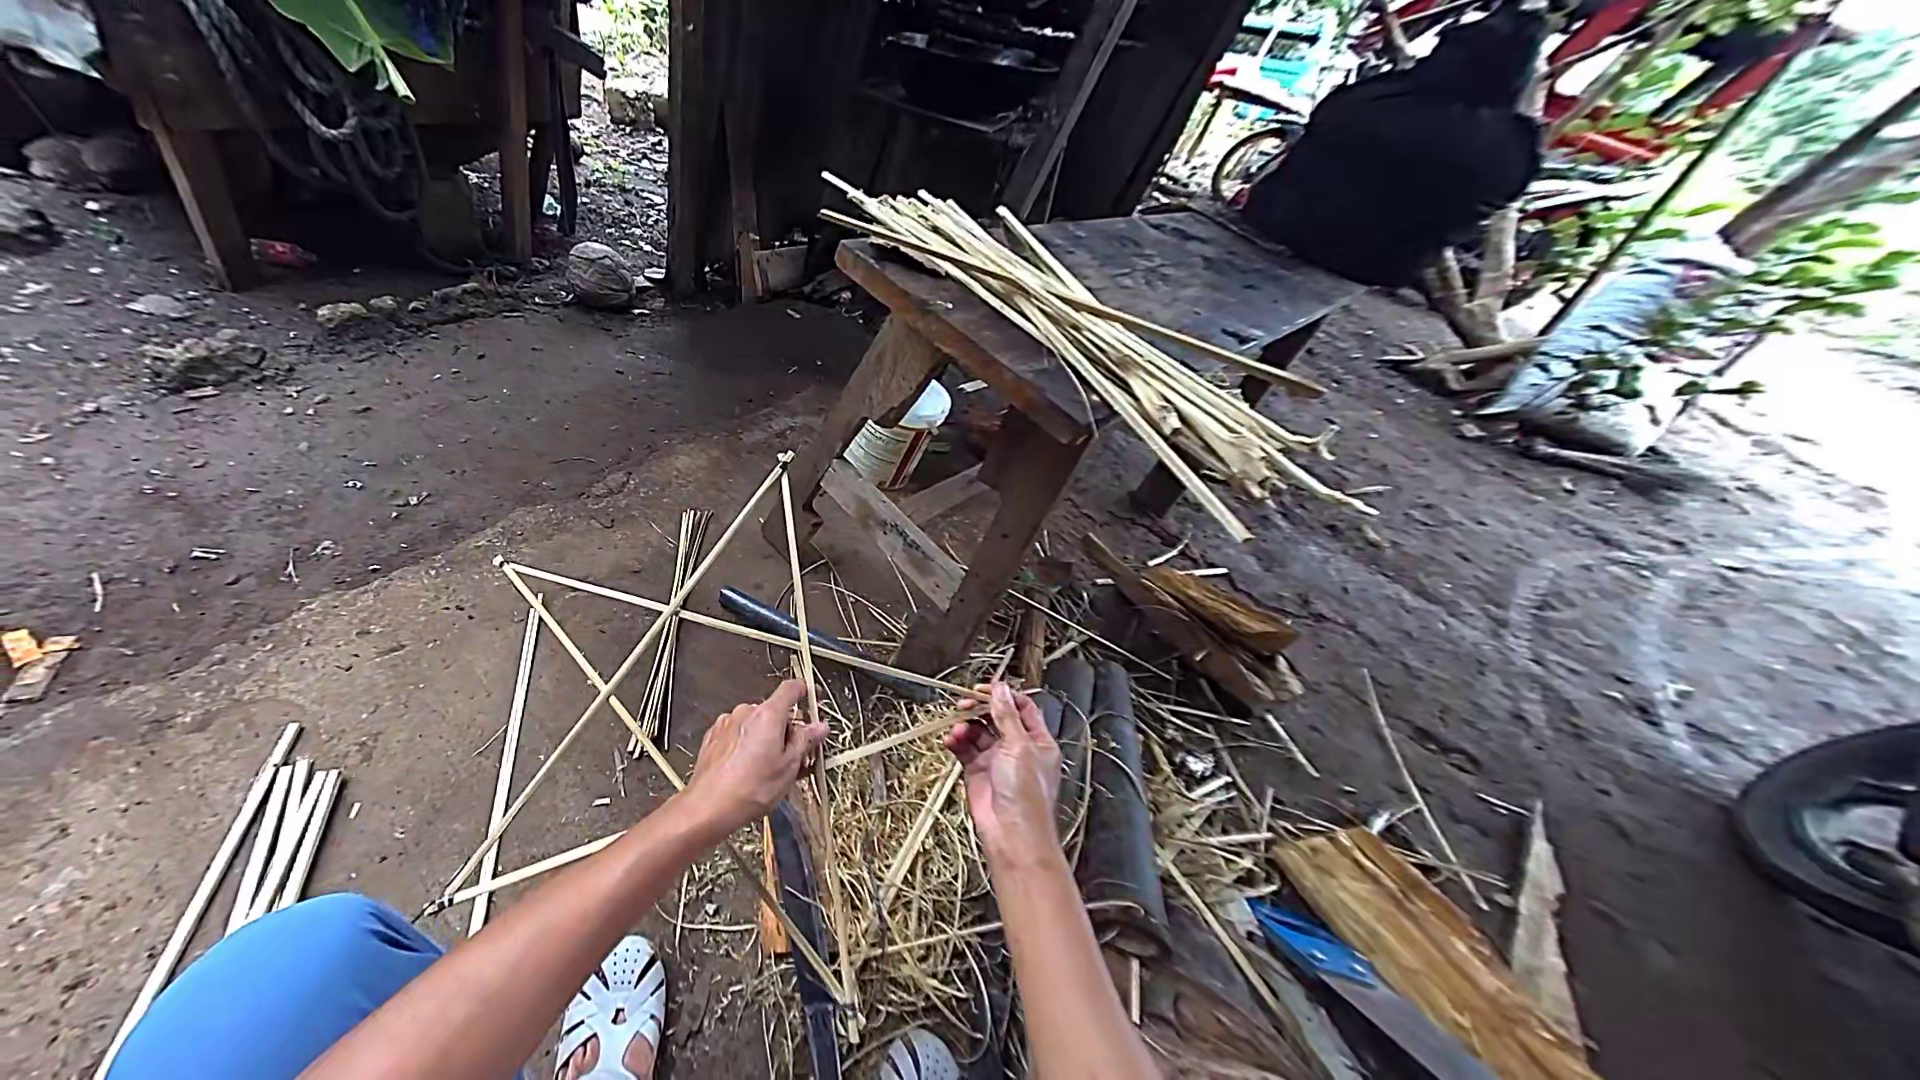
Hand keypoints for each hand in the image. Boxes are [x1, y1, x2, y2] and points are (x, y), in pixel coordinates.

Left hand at [682, 679, 826, 835]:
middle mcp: (746, 712)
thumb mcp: (789, 766)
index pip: (791, 688)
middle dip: (786, 727)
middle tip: (793, 753)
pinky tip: (747, 768)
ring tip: (768, 766)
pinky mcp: (714, 736)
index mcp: (768, 714)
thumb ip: (805, 741)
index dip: (805, 692)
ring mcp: (727, 723)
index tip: (812, 702)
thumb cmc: (749, 789)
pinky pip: (738, 732)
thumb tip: (819, 727)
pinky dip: (747, 743)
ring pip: (756, 722)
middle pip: (774, 709)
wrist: (708, 808)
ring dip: (765, 736)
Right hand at [944, 682, 1061, 869]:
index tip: (984, 688)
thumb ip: (1006, 715)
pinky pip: (965, 750)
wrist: (1012, 835)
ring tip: (957, 728)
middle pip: (997, 717)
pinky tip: (950, 740)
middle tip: (964, 704)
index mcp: (1037, 740)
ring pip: (978, 732)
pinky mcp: (978, 772)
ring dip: (966, 726)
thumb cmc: (1026, 794)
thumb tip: (1000, 689)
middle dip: (980, 708)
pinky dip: (957, 742)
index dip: (1003, 695)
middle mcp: (1018, 748)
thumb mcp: (1019, 746)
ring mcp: (997, 760)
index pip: (1021, 707)